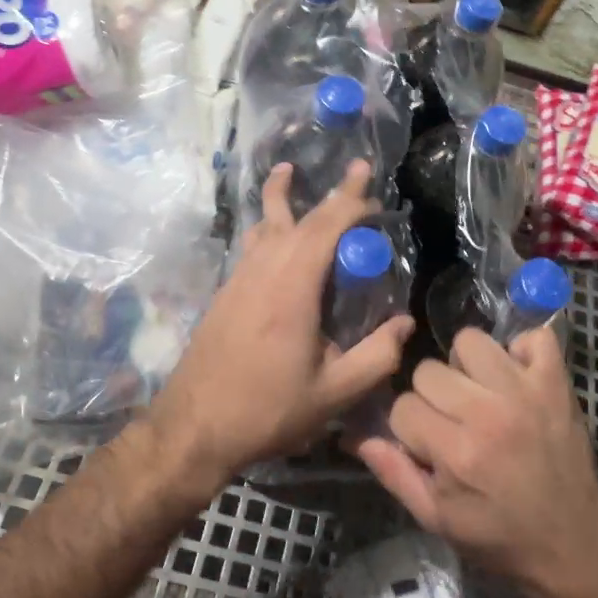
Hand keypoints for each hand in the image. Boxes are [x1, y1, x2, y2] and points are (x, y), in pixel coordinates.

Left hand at [148, 160, 413, 483]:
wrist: (192, 427)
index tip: (374, 189)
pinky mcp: (227, 291)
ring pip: (265, 223)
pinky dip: (268, 223)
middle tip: (356, 169)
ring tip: (287, 171)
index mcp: (293, 287)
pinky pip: (253, 243)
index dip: (352, 203)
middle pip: (300, 218)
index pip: (327, 227)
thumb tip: (405, 324)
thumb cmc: (266, 410)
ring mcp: (240, 277)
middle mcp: (265, 270)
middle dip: (332, 193)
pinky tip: (272, 231)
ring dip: (282, 196)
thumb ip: (375, 357)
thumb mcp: (332, 394)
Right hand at [356, 328, 597, 597]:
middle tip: (456, 424)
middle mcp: (489, 412)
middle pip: (429, 370)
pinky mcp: (557, 381)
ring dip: (469, 367)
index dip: (410, 428)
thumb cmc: (500, 536)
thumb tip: (356, 436)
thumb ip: (396, 474)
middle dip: (434, 398)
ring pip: (470, 341)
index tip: (430, 447)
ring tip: (482, 396)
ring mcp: (526, 390)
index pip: (403, 406)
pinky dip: (522, 351)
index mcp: (458, 452)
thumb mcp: (439, 519)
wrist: (573, 545)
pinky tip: (517, 379)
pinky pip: (532, 337)